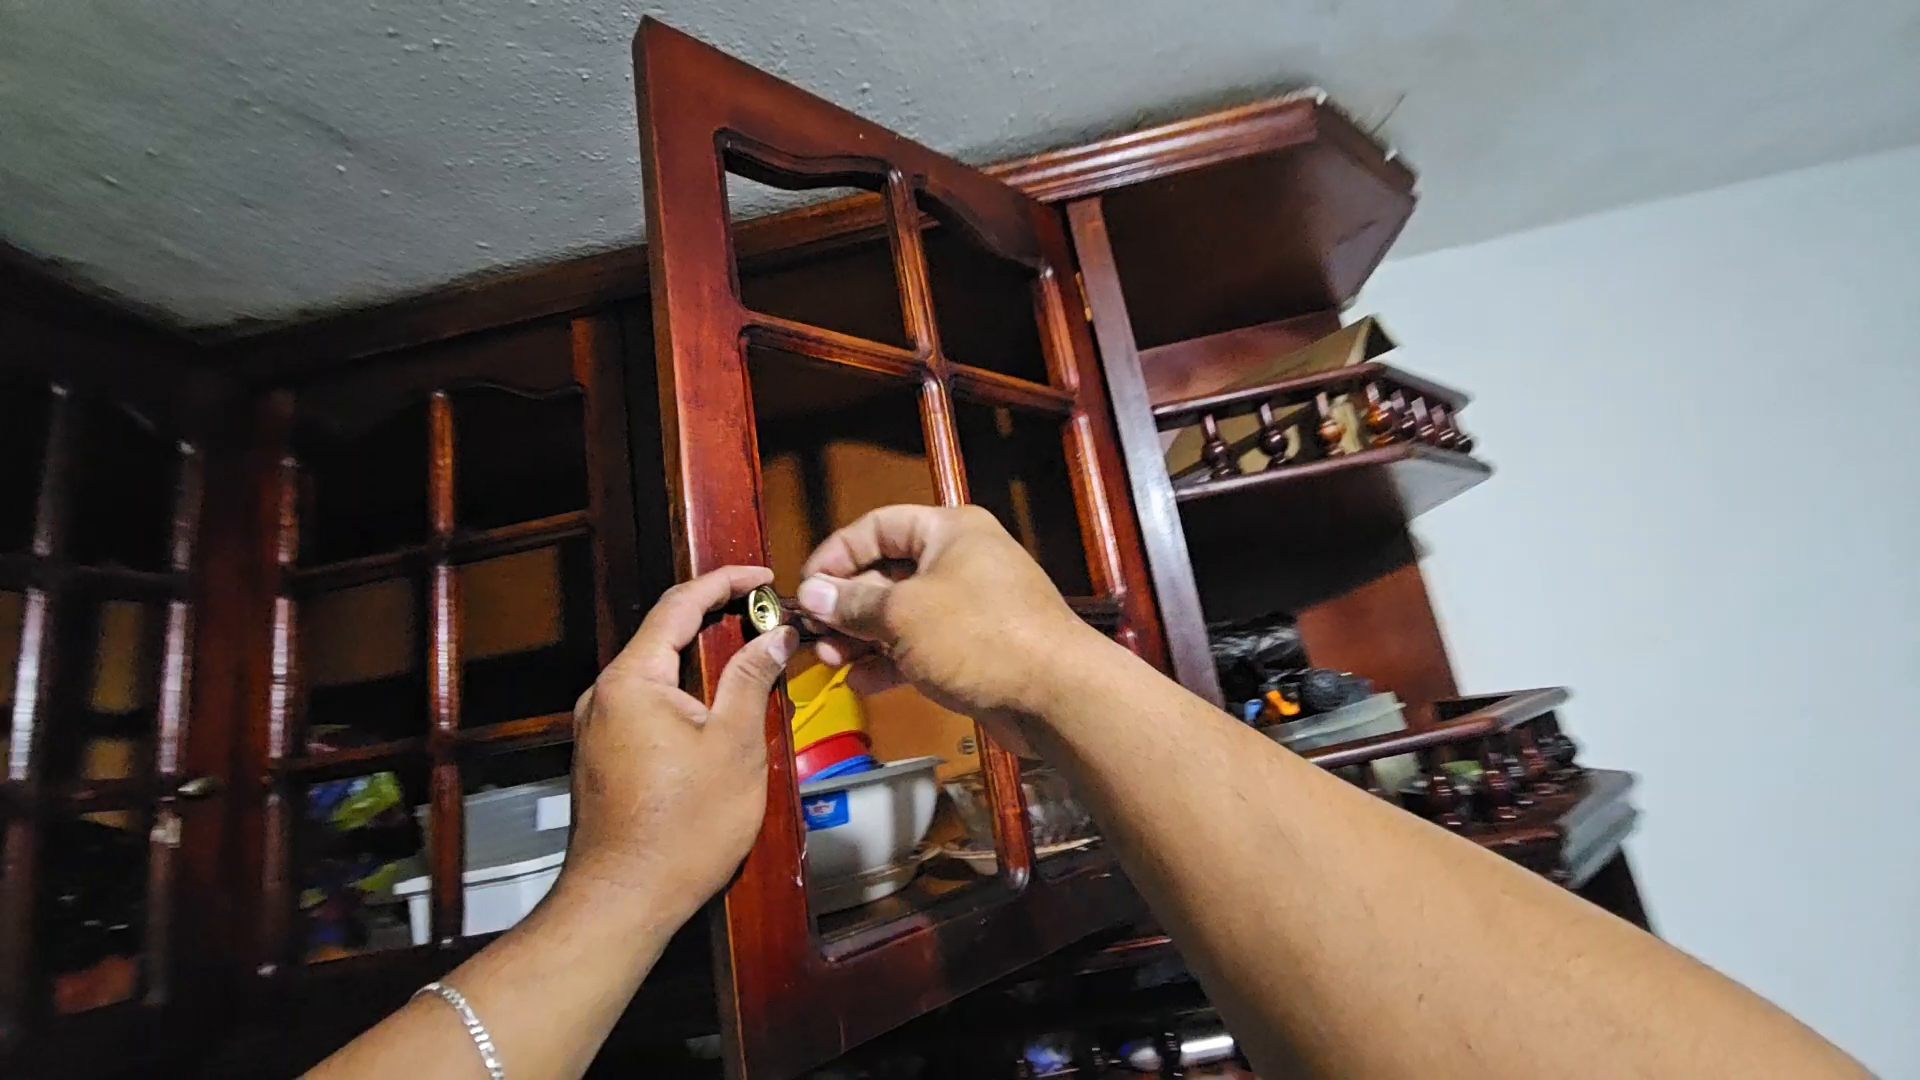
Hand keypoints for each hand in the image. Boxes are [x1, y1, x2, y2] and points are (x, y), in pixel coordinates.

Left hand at [557, 566, 796, 923]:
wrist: (623, 904)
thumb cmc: (683, 827)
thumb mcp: (734, 745)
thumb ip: (751, 678)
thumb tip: (774, 635)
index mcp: (632, 680)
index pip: (679, 604)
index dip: (725, 581)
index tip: (764, 578)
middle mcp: (605, 694)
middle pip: (666, 634)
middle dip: (720, 619)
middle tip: (768, 617)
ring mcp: (599, 725)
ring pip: (660, 670)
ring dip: (706, 657)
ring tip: (754, 659)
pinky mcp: (604, 752)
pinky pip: (650, 700)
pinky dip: (689, 689)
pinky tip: (721, 706)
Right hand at [797, 505, 1104, 746]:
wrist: (1056, 695)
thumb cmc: (979, 636)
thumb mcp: (904, 613)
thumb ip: (854, 602)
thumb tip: (813, 592)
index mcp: (949, 531)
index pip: (879, 526)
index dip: (838, 553)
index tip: (806, 586)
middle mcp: (959, 561)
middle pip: (887, 572)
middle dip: (847, 604)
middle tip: (815, 633)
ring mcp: (968, 606)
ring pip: (901, 614)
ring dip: (863, 636)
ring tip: (831, 660)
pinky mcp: (973, 647)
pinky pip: (921, 646)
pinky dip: (891, 661)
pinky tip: (862, 682)